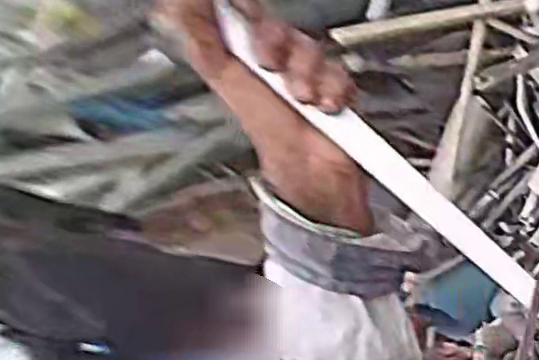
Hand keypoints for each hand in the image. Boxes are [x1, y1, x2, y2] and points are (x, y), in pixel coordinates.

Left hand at [155, 0, 370, 232]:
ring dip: (306, 74)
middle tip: (270, 67)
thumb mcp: (217, 71)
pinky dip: (335, 90)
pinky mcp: (341, 92)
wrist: (308, 164)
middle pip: (279, 24)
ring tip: (302, 98)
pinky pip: (341, 75)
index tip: (240, 6)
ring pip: (312, 48)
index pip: (242, 7)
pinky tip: (325, 106)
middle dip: (275, 44)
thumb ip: (196, 30)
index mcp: (242, 44)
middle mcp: (278, 54)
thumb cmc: (265, 127)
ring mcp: (311, 73)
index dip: (243, 4)